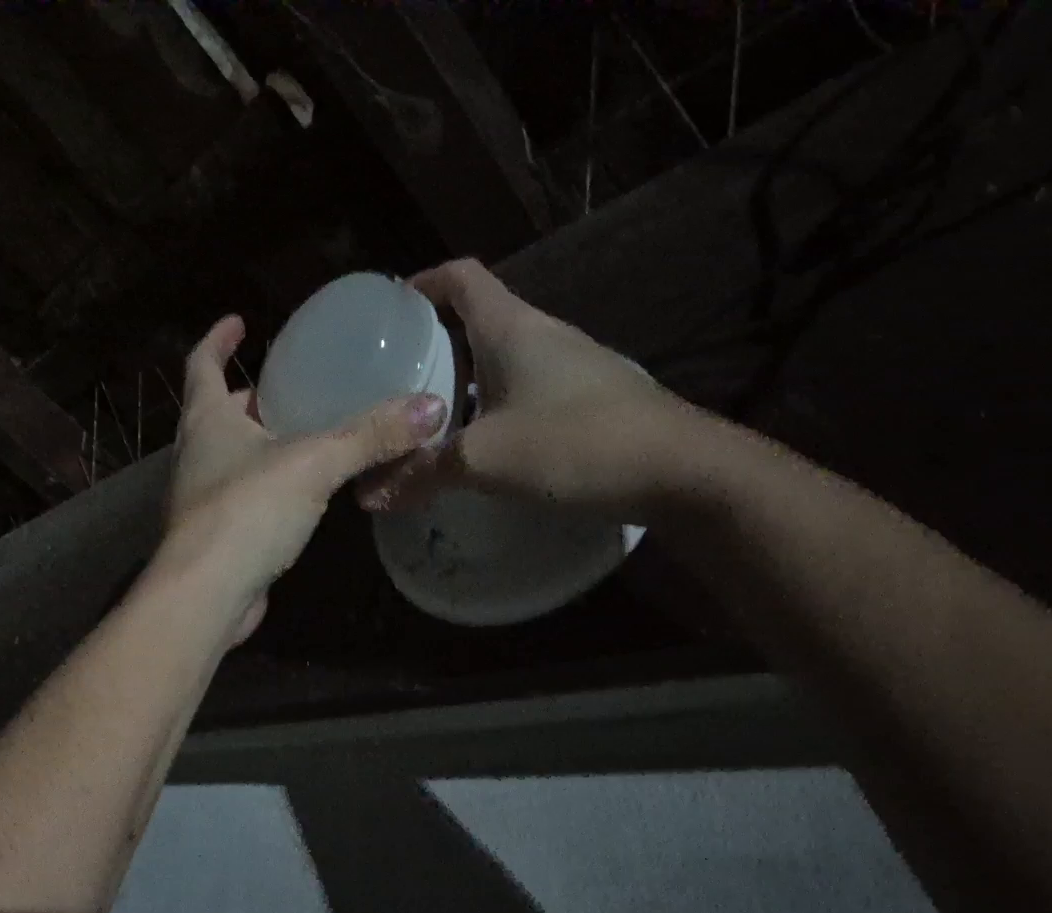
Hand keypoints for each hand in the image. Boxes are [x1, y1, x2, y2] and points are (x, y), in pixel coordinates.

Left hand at [157, 315, 447, 640]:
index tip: (240, 320)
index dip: (217, 338)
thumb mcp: (313, 464)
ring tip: (310, 429)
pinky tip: (306, 489)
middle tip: (295, 382)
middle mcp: (197, 452)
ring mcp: (202, 496)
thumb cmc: (246, 511)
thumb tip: (432, 406)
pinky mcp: (218, 533)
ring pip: (234, 453)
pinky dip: (273, 481)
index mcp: (207, 420)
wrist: (206, 593)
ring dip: (264, 438)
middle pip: (220, 410)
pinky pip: (247, 493)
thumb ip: (369, 436)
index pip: (202, 364)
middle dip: (253, 393)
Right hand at [357, 259, 697, 516]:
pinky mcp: (591, 400)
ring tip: (426, 416)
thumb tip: (366, 495)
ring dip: (463, 380)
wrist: (685, 473)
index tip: (388, 309)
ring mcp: (572, 366)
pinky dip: (494, 406)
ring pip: (501, 360)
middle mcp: (542, 335)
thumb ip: (421, 472)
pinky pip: (525, 390)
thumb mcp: (483, 459)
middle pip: (477, 319)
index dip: (420, 283)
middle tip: (392, 377)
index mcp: (511, 328)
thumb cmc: (575, 442)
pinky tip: (481, 445)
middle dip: (433, 342)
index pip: (460, 277)